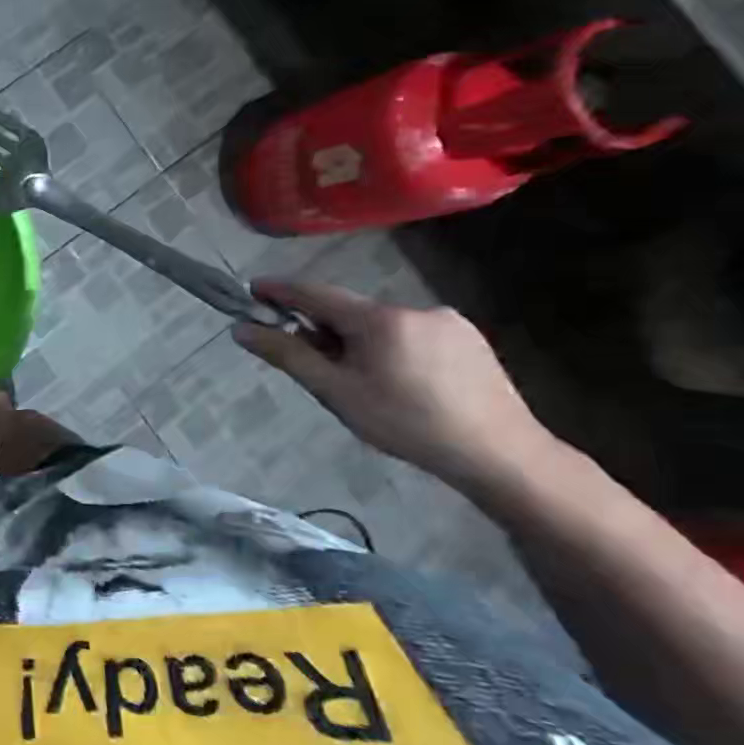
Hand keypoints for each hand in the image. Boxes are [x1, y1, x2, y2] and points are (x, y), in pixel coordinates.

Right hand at [236, 280, 555, 490]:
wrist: (500, 454)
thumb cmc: (406, 425)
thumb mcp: (337, 393)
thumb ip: (288, 355)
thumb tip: (242, 329)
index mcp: (379, 319)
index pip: (315, 293)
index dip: (280, 290)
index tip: (252, 290)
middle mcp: (412, 307)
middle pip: (349, 311)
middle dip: (323, 329)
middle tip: (312, 364)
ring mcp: (446, 320)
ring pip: (381, 323)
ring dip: (358, 341)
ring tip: (361, 382)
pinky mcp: (468, 337)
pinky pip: (411, 332)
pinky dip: (390, 347)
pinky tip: (400, 382)